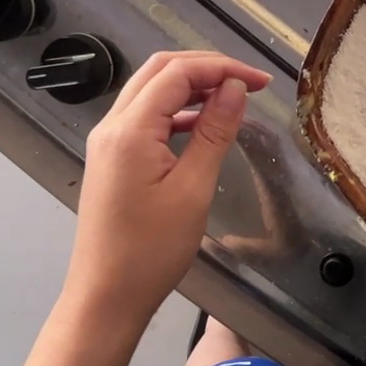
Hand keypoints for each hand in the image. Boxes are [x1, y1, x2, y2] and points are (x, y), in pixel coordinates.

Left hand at [66, 52, 271, 321]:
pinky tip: (205, 124)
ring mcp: (109, 141)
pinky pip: (147, 115)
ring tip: (233, 97)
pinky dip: (179, 108)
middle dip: (207, 67)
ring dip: (192, 84)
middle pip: (160, 70)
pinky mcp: (113, 157)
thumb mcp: (193, 188)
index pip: (178, 72)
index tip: (260, 82)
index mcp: (130, 130)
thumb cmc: (152, 250)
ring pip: (152, 89)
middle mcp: (112, 126)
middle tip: (248, 82)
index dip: (222, 68)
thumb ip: (215, 132)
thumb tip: (234, 88)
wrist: (105, 298)